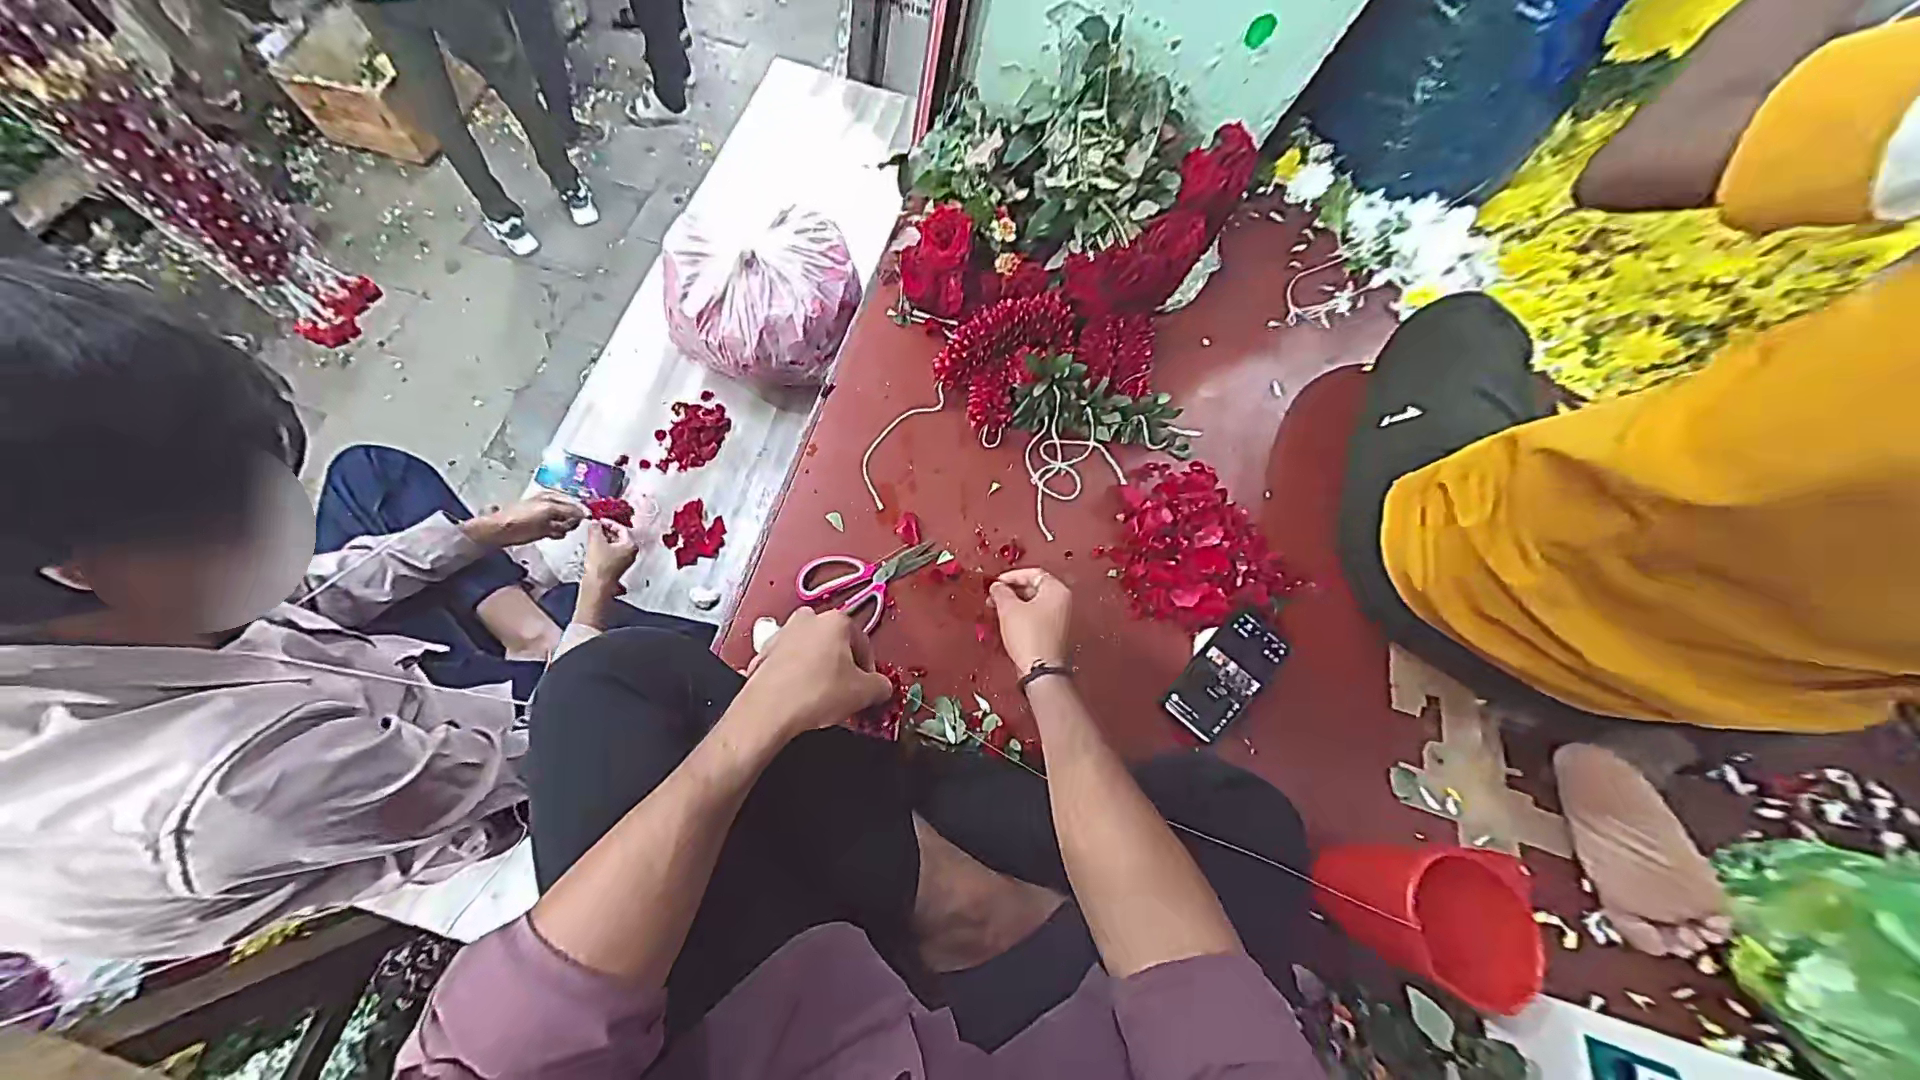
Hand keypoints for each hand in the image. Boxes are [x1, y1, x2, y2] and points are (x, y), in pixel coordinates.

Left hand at [463, 491, 585, 547]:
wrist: (501, 531)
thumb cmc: (522, 518)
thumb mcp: (549, 510)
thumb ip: (569, 511)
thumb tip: (586, 514)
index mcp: (553, 497)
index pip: (576, 503)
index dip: (583, 511)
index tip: (590, 519)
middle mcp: (553, 505)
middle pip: (574, 514)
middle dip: (574, 521)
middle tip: (569, 526)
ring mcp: (549, 518)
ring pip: (568, 524)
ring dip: (566, 528)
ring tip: (558, 531)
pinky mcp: (545, 529)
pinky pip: (560, 531)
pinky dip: (559, 534)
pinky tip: (554, 535)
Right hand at [582, 520, 637, 595]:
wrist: (597, 584)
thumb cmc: (600, 565)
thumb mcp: (596, 542)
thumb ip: (596, 529)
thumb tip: (595, 522)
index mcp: (631, 545)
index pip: (622, 529)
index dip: (609, 523)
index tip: (599, 521)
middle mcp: (632, 552)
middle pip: (620, 536)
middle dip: (607, 530)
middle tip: (596, 527)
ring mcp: (626, 559)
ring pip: (616, 544)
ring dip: (606, 538)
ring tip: (594, 535)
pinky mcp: (618, 565)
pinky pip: (614, 551)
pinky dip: (606, 546)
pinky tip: (596, 546)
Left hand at [735, 607, 892, 741]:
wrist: (768, 710)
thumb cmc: (817, 693)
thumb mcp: (864, 693)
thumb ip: (881, 685)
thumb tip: (881, 687)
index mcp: (836, 620)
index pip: (863, 643)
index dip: (868, 668)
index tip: (867, 686)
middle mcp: (808, 619)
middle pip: (835, 643)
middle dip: (842, 664)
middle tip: (845, 690)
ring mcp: (783, 634)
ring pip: (810, 651)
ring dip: (818, 668)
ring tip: (821, 696)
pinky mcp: (763, 652)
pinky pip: (788, 663)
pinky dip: (796, 676)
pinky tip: (799, 697)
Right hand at [988, 567, 1072, 674]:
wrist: (1040, 669)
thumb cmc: (1028, 635)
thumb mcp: (1009, 608)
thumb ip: (1001, 591)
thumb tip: (997, 586)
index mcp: (1056, 590)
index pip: (1033, 573)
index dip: (1011, 576)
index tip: (995, 583)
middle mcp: (1062, 601)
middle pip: (1034, 587)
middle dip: (1011, 590)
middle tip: (993, 596)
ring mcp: (1059, 617)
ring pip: (1033, 602)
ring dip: (1013, 603)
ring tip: (996, 608)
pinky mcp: (1053, 631)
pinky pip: (1035, 615)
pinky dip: (1021, 614)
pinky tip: (1007, 620)